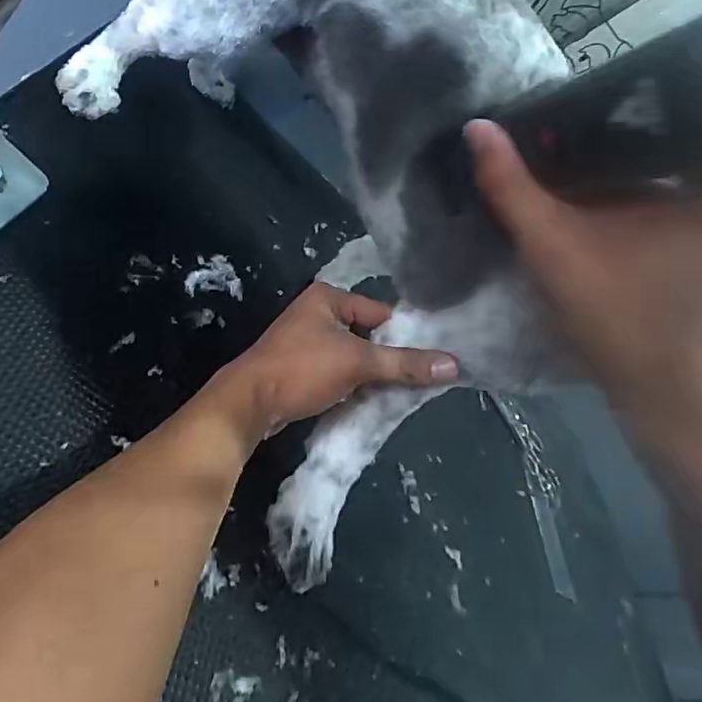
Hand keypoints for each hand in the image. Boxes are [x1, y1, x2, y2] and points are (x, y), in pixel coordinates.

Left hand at [202, 283, 458, 441]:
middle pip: (366, 335)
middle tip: (411, 380)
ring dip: (367, 375)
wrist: (248, 404)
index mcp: (327, 297)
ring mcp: (304, 340)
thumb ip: (404, 364)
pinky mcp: (298, 367)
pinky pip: (335, 371)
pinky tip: (363, 401)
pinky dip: (349, 385)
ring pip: (351, 356)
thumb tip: (453, 365)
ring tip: (390, 393)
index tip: (425, 361)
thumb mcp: (358, 363)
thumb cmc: (301, 369)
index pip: (380, 313)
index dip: (401, 337)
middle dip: (384, 358)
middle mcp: (315, 312)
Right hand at [465, 119, 701, 461]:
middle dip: (646, 118)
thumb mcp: (560, 251)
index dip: (637, 90)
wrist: (690, 413)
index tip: (591, 97)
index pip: (701, 90)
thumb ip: (514, 188)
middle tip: (591, 120)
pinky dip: (683, 176)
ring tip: (606, 141)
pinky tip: (636, 182)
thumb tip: (476, 126)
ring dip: (663, 147)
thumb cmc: (634, 328)